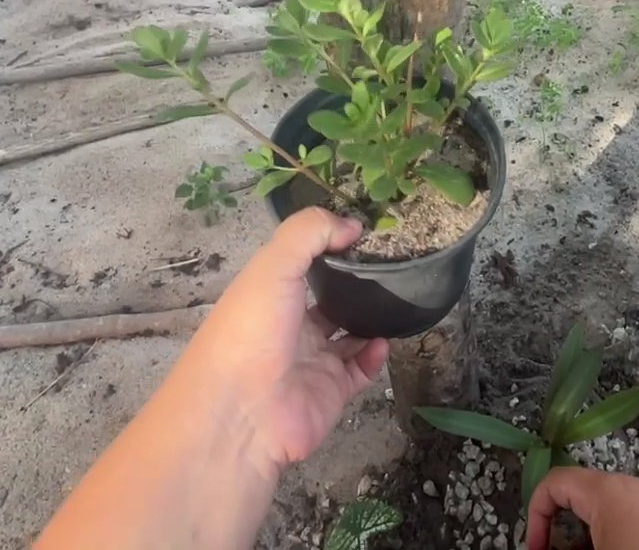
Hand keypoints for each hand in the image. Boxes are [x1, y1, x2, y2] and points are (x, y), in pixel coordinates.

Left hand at [37, 208, 388, 549]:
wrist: (242, 414)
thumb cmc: (252, 328)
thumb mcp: (274, 263)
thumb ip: (311, 233)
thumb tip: (353, 225)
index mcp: (271, 294)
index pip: (303, 265)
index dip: (329, 247)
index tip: (362, 233)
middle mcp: (291, 326)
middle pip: (330, 300)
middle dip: (356, 284)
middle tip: (389, 266)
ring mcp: (312, 361)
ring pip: (349, 333)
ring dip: (371, 318)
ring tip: (396, 298)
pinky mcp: (331, 392)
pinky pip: (360, 369)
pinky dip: (375, 355)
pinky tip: (383, 340)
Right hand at [527, 469, 638, 549]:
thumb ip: (566, 548)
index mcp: (604, 490)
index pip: (553, 483)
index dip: (534, 515)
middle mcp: (626, 487)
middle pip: (577, 499)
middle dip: (561, 533)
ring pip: (603, 516)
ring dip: (587, 542)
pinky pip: (627, 525)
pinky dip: (613, 541)